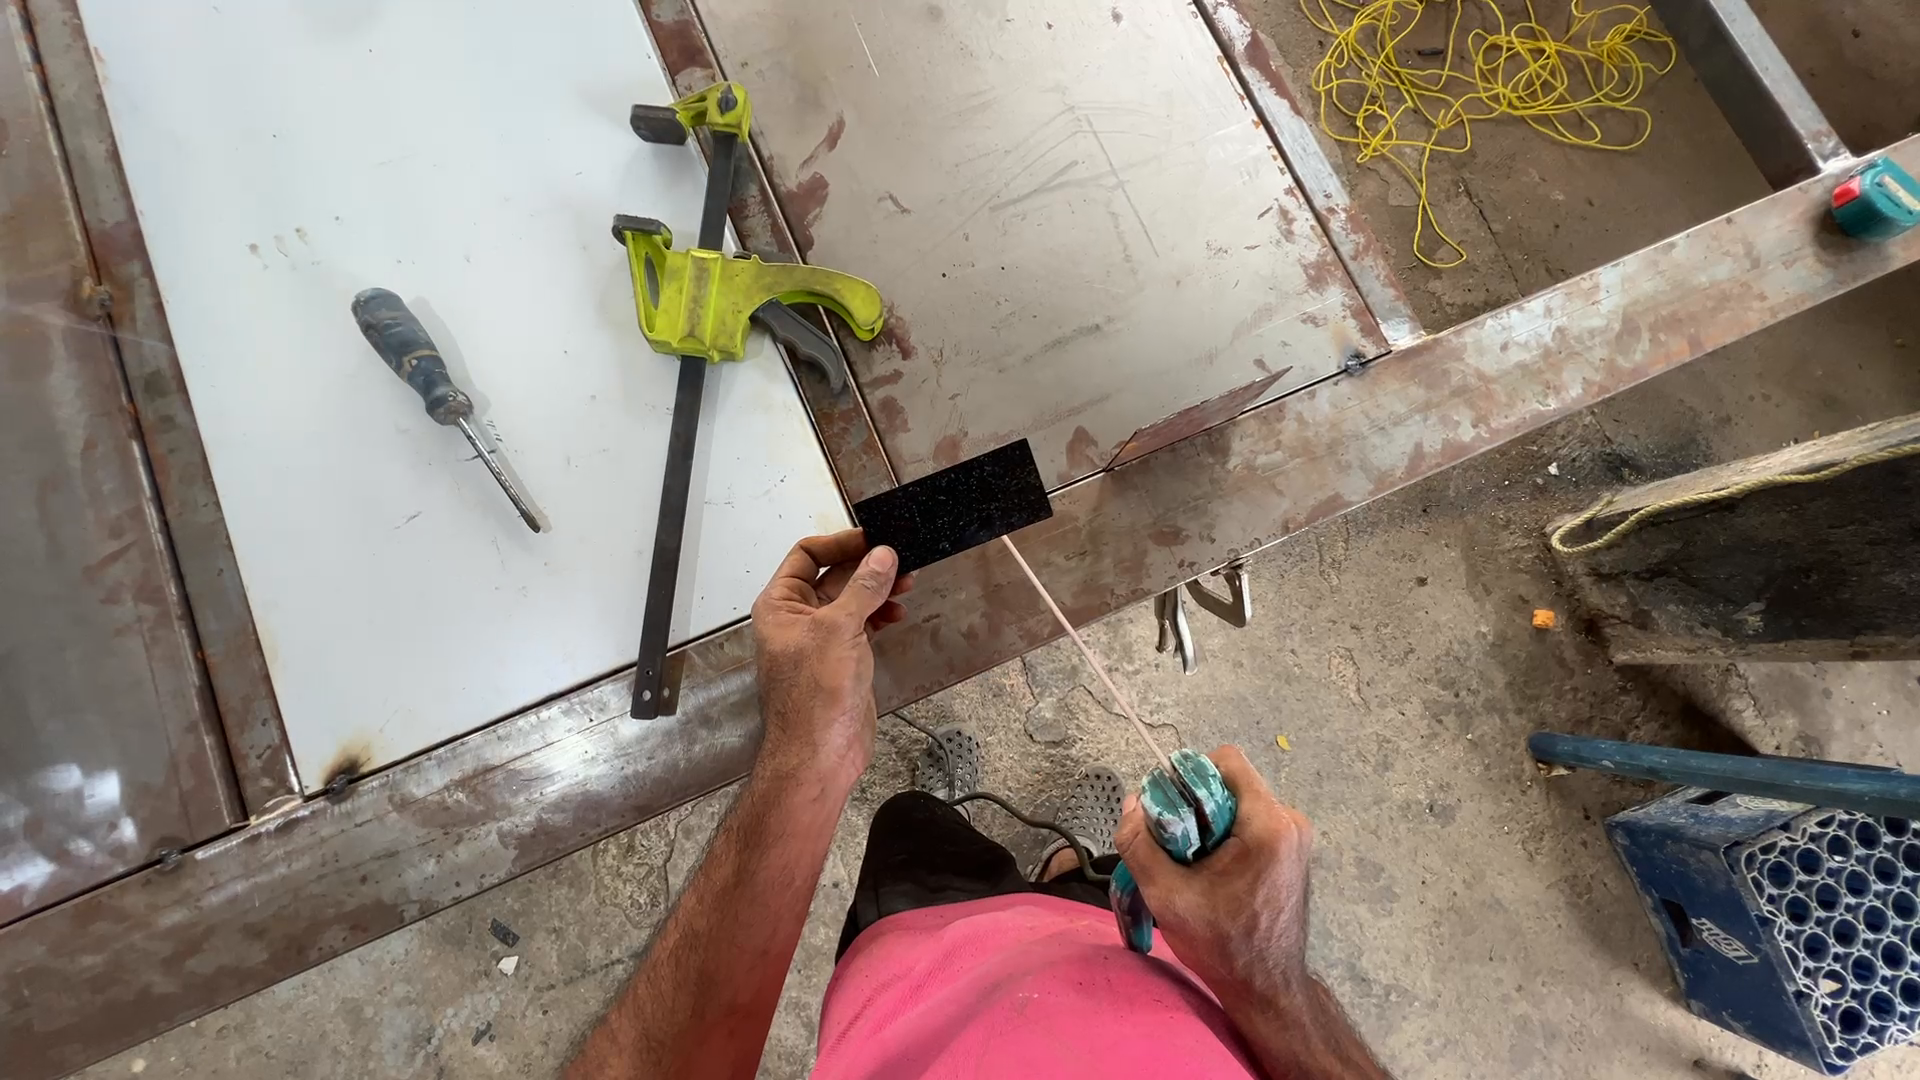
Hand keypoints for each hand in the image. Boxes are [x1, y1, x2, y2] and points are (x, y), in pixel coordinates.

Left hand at [750, 530, 912, 787]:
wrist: (820, 754)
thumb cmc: (816, 692)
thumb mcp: (839, 629)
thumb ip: (863, 588)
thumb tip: (884, 554)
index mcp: (781, 604)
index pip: (807, 555)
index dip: (840, 542)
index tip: (875, 537)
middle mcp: (798, 617)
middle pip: (834, 575)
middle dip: (867, 566)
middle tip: (902, 558)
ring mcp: (821, 638)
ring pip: (852, 599)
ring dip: (879, 588)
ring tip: (908, 584)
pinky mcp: (843, 657)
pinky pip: (862, 622)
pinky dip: (880, 613)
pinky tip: (898, 613)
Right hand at [1114, 745, 1313, 1006]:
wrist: (1267, 990)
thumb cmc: (1222, 945)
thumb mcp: (1166, 895)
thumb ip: (1139, 843)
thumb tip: (1131, 802)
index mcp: (1268, 824)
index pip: (1226, 760)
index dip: (1188, 775)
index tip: (1169, 809)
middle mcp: (1289, 821)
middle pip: (1228, 780)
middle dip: (1193, 802)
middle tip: (1174, 841)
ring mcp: (1295, 835)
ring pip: (1235, 800)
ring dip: (1206, 819)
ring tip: (1191, 859)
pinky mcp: (1291, 849)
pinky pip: (1247, 818)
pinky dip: (1223, 832)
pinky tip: (1211, 868)